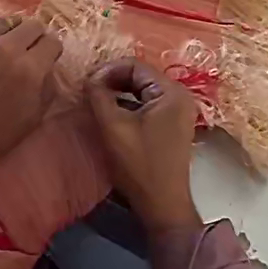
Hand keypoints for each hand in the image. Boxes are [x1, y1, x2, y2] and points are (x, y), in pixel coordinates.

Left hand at [0, 17, 60, 166]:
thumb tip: (46, 68)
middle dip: (37, 37)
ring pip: (7, 22)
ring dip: (14, 32)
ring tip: (13, 45)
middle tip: (33, 51)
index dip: (53, 50)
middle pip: (32, 25)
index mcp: (29, 67)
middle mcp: (7, 47)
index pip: (52, 41)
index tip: (49, 58)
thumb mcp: (34, 115)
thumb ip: (46, 86)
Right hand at [84, 59, 200, 231]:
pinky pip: (146, 102)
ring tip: (96, 101)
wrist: (162, 204)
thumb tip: (90, 78)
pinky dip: (127, 103)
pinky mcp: (172, 124)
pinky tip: (111, 113)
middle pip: (139, 75)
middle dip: (112, 80)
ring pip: (141, 89)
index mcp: (171, 92)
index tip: (87, 84)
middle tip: (90, 91)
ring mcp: (178, 111)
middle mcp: (180, 96)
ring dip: (118, 92)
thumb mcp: (112, 126)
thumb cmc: (139, 164)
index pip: (134, 65)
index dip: (107, 71)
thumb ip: (99, 95)